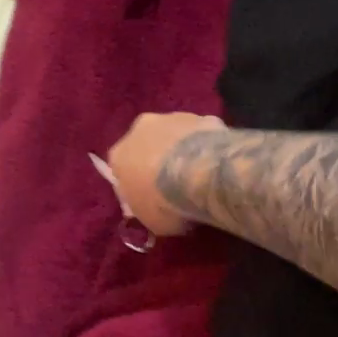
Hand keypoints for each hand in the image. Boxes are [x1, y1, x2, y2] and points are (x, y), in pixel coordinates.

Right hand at [106, 112, 226, 236]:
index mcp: (119, 155)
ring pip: (175, 134)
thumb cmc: (165, 202)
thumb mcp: (149, 220)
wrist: (201, 174)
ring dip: (183, 148)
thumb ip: (147, 210)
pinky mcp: (203, 116)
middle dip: (158, 159)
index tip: (151, 196)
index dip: (137, 182)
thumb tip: (154, 210)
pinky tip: (217, 163)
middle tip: (176, 182)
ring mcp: (173, 118)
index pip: (122, 168)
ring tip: (200, 173)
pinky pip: (203, 133)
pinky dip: (208, 145)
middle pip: (146, 144)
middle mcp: (140, 129)